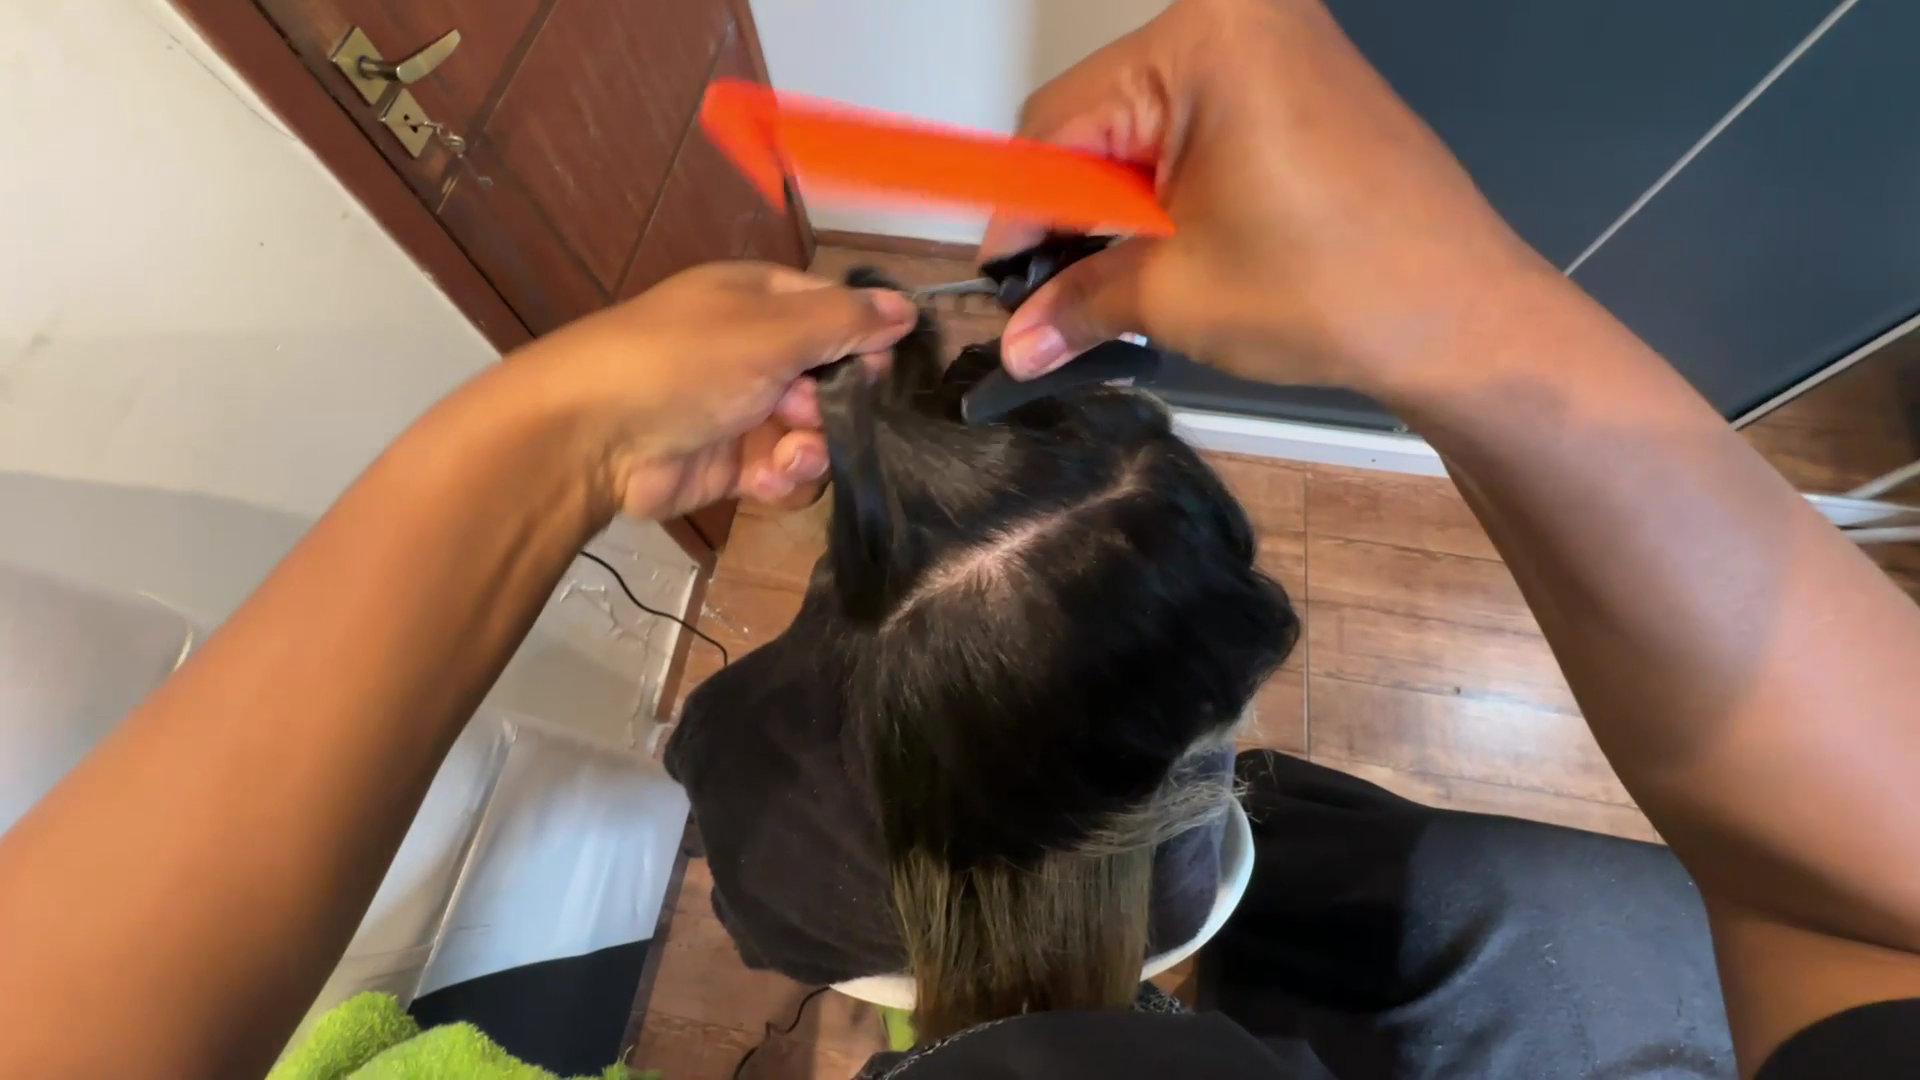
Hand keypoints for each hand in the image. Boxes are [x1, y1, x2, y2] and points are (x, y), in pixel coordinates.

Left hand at [514, 261, 914, 520]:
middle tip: (804, 412)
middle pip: (835, 384)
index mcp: (764, 304)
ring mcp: (748, 411)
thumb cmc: (686, 362)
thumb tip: (908, 307)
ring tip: (784, 455)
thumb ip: (846, 322)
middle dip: (833, 408)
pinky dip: (783, 478)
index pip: (839, 317)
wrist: (596, 438)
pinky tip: (764, 478)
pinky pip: (787, 471)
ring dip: (810, 450)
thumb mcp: (772, 329)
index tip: (874, 372)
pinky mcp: (737, 463)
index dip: (863, 346)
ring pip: (817, 435)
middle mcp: (760, 354)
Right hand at [986, 0, 1553, 397]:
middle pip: (1092, 123)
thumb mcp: (1174, 298)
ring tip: (1109, 284)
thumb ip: (1078, 306)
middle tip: (1048, 294)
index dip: (1016, 215)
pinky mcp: (1286, 92)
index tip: (995, 281)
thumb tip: (1016, 344)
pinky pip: (1185, 137)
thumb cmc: (1331, 293)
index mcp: (1202, 46)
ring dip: (1108, 215)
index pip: (1056, 128)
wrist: (1458, 318)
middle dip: (1063, 217)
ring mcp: (1267, 51)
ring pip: (1135, 135)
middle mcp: (1234, 22)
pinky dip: (1155, 200)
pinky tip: (1156, 254)